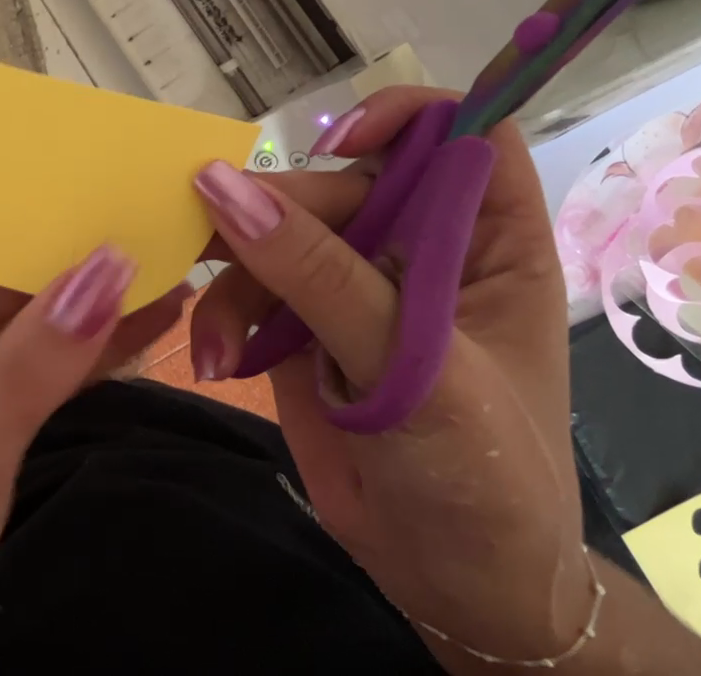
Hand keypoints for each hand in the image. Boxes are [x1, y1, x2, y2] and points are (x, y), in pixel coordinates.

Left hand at [0, 250, 191, 674]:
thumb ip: (35, 360)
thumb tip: (106, 267)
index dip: (30, 214)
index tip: (100, 183)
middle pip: (13, 279)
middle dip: (76, 254)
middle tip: (153, 212)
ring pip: (42, 322)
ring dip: (99, 300)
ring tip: (173, 256)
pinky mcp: (3, 411)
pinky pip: (56, 366)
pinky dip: (100, 348)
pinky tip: (156, 317)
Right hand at [188, 86, 591, 664]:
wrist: (448, 580)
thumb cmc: (477, 474)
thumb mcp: (409, 367)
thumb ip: (317, 273)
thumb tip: (219, 185)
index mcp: (484, 245)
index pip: (458, 137)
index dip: (403, 118)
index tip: (335, 142)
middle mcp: (415, 252)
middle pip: (335, 184)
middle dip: (275, 215)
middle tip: (216, 248)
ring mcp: (351, 288)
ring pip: (274, 233)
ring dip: (233, 279)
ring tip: (217, 341)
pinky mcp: (299, 325)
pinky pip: (246, 286)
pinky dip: (221, 316)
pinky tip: (217, 359)